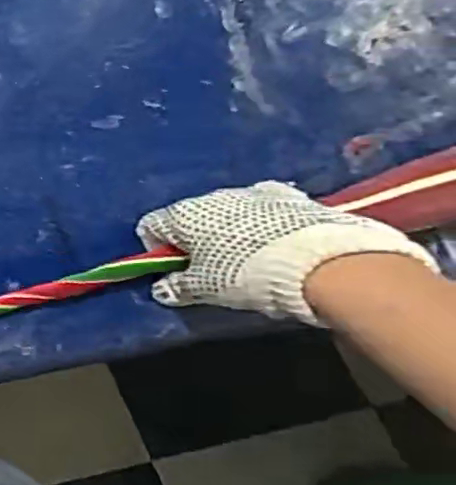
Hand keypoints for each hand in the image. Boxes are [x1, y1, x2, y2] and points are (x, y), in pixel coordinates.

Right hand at [137, 181, 437, 325]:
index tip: (176, 269)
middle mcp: (214, 197)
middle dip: (197, 237)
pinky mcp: (302, 199)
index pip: (151, 227)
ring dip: (234, 228)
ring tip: (253, 254)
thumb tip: (163, 289)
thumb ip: (177, 287)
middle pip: (193, 217)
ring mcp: (260, 194)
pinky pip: (273, 209)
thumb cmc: (246, 274)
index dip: (159, 250)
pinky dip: (271, 222)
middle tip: (212, 264)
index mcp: (182, 215)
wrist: (333, 266)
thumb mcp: (203, 288)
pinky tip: (283, 242)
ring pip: (233, 211)